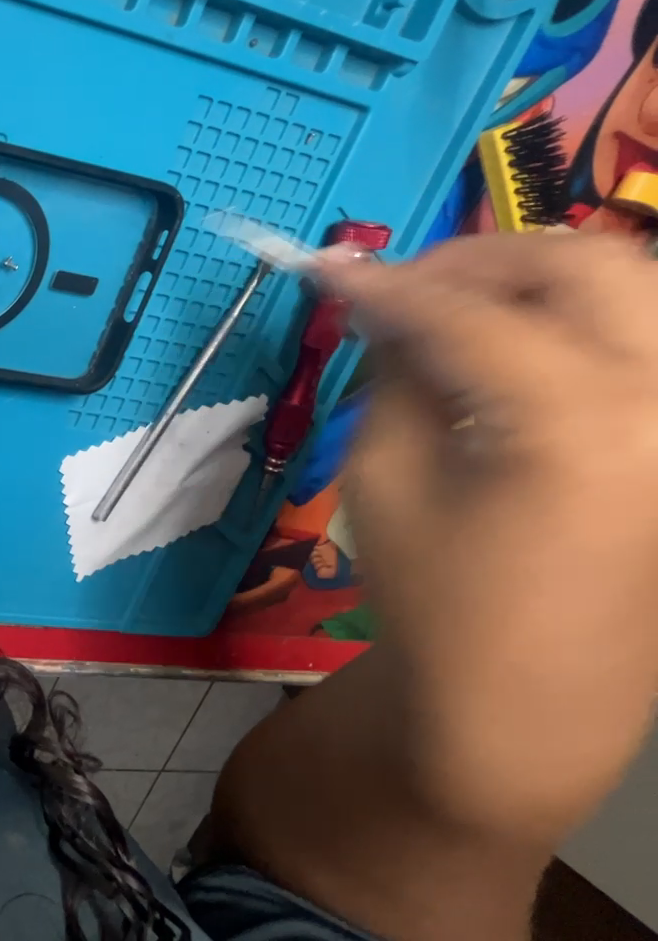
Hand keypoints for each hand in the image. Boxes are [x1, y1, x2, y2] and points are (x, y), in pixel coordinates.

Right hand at [315, 231, 657, 837]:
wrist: (527, 688)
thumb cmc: (435, 591)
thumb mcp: (383, 476)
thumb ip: (396, 376)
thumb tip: (385, 309)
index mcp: (575, 423)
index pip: (467, 313)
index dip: (383, 283)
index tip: (320, 267)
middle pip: (586, 265)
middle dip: (477, 258)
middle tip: (397, 283)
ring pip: (633, 286)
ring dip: (532, 277)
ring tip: (451, 305)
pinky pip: (640, 336)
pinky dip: (569, 316)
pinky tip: (505, 343)